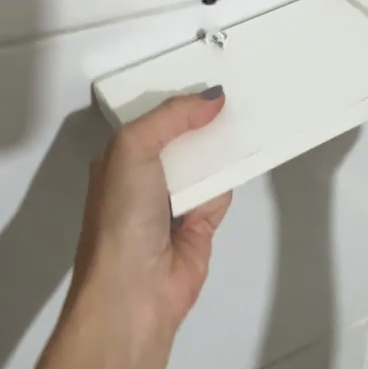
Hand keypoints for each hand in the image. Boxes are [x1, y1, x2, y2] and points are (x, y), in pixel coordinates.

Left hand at [70, 88, 234, 345]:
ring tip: (249, 114)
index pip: (151, 120)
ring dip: (221, 145)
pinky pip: (221, 190)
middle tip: (236, 90)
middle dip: (203, 119)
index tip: (204, 75)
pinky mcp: (201, 224)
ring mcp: (173, 202)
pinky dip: (229, 180)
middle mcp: (145, 178)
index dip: (176, 101)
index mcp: (119, 159)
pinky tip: (243, 159)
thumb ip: (171, 118)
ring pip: (205, 162)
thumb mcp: (132, 149)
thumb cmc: (121, 215)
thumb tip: (213, 98)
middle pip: (182, 139)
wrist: (133, 293)